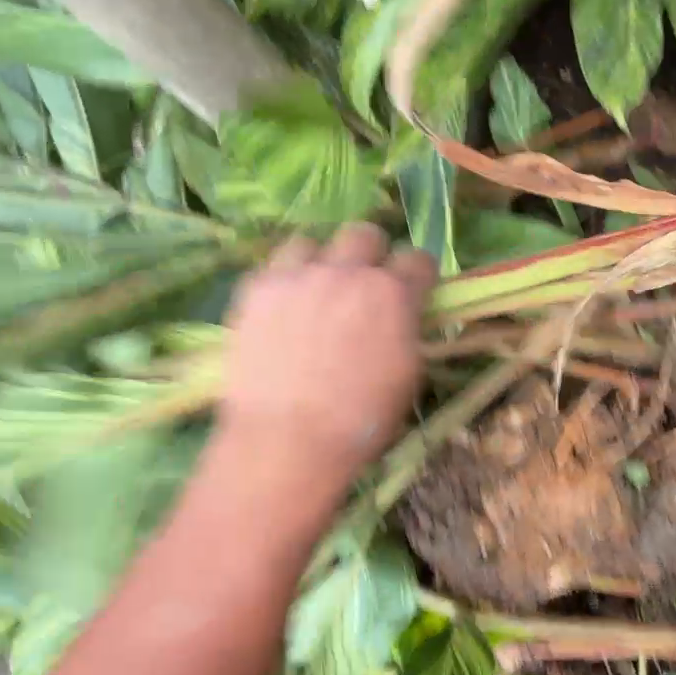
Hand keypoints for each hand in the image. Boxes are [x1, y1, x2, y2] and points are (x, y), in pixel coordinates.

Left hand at [216, 225, 435, 473]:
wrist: (288, 440)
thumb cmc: (362, 421)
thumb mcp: (408, 376)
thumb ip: (408, 332)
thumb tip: (403, 319)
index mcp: (394, 296)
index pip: (418, 259)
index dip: (418, 275)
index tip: (414, 290)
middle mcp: (347, 273)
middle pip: (364, 234)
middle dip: (371, 255)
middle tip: (364, 285)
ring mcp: (297, 276)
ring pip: (313, 242)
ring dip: (322, 262)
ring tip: (318, 293)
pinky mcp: (257, 290)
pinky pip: (276, 267)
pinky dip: (286, 282)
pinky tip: (286, 311)